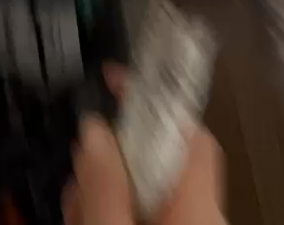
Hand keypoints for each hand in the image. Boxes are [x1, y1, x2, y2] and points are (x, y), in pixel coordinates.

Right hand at [66, 68, 227, 224]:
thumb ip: (103, 181)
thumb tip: (94, 126)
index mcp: (199, 209)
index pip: (188, 131)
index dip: (153, 96)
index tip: (121, 72)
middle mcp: (203, 215)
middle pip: (152, 156)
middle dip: (108, 153)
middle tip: (80, 171)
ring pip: (140, 181)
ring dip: (102, 183)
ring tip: (81, 209)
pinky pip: (141, 205)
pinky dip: (111, 203)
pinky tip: (89, 217)